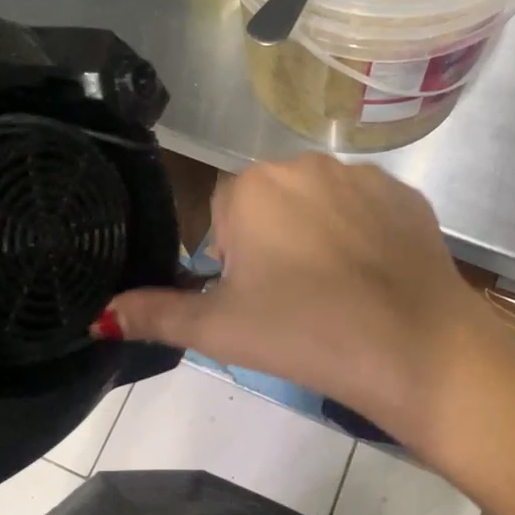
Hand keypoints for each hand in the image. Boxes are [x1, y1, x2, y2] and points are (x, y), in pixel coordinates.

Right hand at [106, 154, 511, 447]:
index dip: (233, 257)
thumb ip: (155, 314)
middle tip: (291, 299)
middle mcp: (306, 165)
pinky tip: (373, 279)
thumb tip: (99, 317)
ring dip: (318, 234)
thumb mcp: (219, 328)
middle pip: (272, 201)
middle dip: (273, 240)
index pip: (224, 212)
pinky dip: (365, 236)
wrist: (415, 349)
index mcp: (253, 188)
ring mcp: (363, 176)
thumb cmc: (304, 333)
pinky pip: (369, 210)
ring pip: (321, 202)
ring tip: (336, 291)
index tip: (254, 296)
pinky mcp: (407, 195)